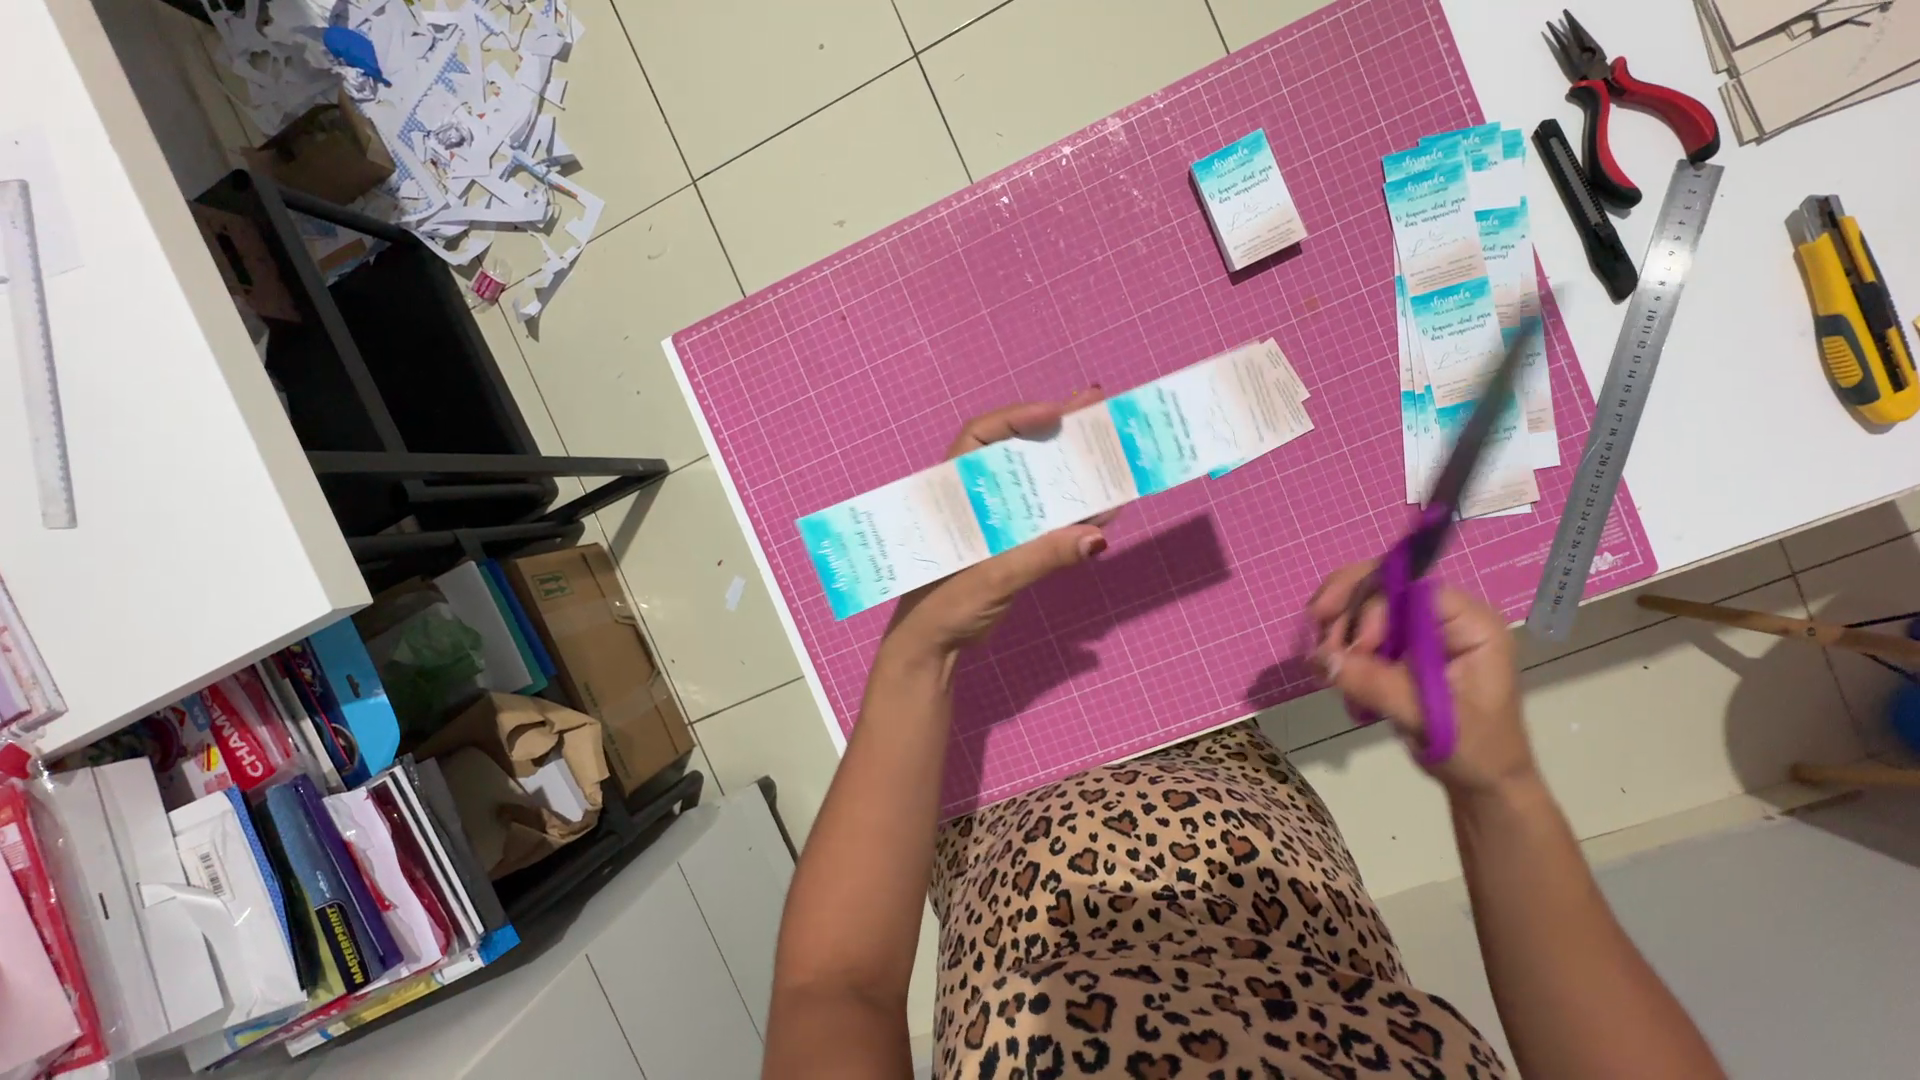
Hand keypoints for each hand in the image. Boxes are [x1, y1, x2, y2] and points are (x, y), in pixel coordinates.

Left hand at [884, 395, 1111, 661]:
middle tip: (1096, 405)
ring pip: (1039, 484)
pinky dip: (1077, 512)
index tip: (1056, 412)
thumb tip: (1096, 537)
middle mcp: (978, 498)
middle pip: (1019, 453)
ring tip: (1110, 445)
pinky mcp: (1016, 545)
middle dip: (1057, 431)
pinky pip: (1049, 520)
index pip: (982, 436)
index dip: (1018, 418)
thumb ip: (1041, 555)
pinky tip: (1106, 502)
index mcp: (955, 492)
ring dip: (1073, 467)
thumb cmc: (943, 606)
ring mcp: (998, 521)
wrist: (934, 647)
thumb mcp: (991, 578)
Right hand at [1307, 562, 1537, 799]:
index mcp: (1470, 624)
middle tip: (1323, 649)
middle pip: (1381, 587)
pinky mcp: (1402, 649)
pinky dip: (1341, 650)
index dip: (1372, 603)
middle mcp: (1444, 618)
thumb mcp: (1429, 719)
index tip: (1352, 646)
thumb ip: (1377, 685)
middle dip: (1345, 612)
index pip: (1411, 586)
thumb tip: (1322, 658)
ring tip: (1332, 670)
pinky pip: (1360, 632)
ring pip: (1363, 607)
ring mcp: (1420, 632)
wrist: (1483, 782)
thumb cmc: (1474, 750)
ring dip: (1338, 633)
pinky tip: (1339, 677)